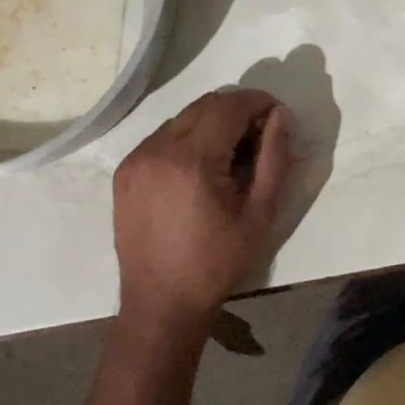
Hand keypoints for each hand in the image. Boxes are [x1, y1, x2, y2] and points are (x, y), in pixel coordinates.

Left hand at [113, 88, 291, 327]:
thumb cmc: (217, 263)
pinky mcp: (125, 173)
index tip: (277, 114)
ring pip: (181, 119)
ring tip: (231, 156)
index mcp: (192, 160)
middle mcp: (157, 150)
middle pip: (204, 105)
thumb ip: (274, 158)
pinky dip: (187, 140)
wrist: (162, 302)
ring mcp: (135, 160)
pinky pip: (161, 138)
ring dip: (211, 124)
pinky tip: (201, 170)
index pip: (229, 105)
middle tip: (259, 136)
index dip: (258, 102)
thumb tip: (280, 116)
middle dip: (237, 110)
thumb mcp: (260, 214)